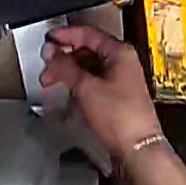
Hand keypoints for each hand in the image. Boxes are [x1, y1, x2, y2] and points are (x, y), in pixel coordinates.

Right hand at [39, 24, 162, 157]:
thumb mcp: (86, 88)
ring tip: (52, 80)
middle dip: (65, 56)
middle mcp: (122, 61)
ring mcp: (121, 79)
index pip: (88, 33)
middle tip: (47, 63)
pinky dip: (79, 83)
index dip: (66, 34)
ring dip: (70, 71)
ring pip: (90, 66)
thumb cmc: (121, 118)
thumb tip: (52, 52)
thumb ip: (65, 67)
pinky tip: (69, 92)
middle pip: (88, 50)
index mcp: (120, 51)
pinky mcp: (117, 96)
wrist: (138, 151)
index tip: (49, 37)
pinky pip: (94, 81)